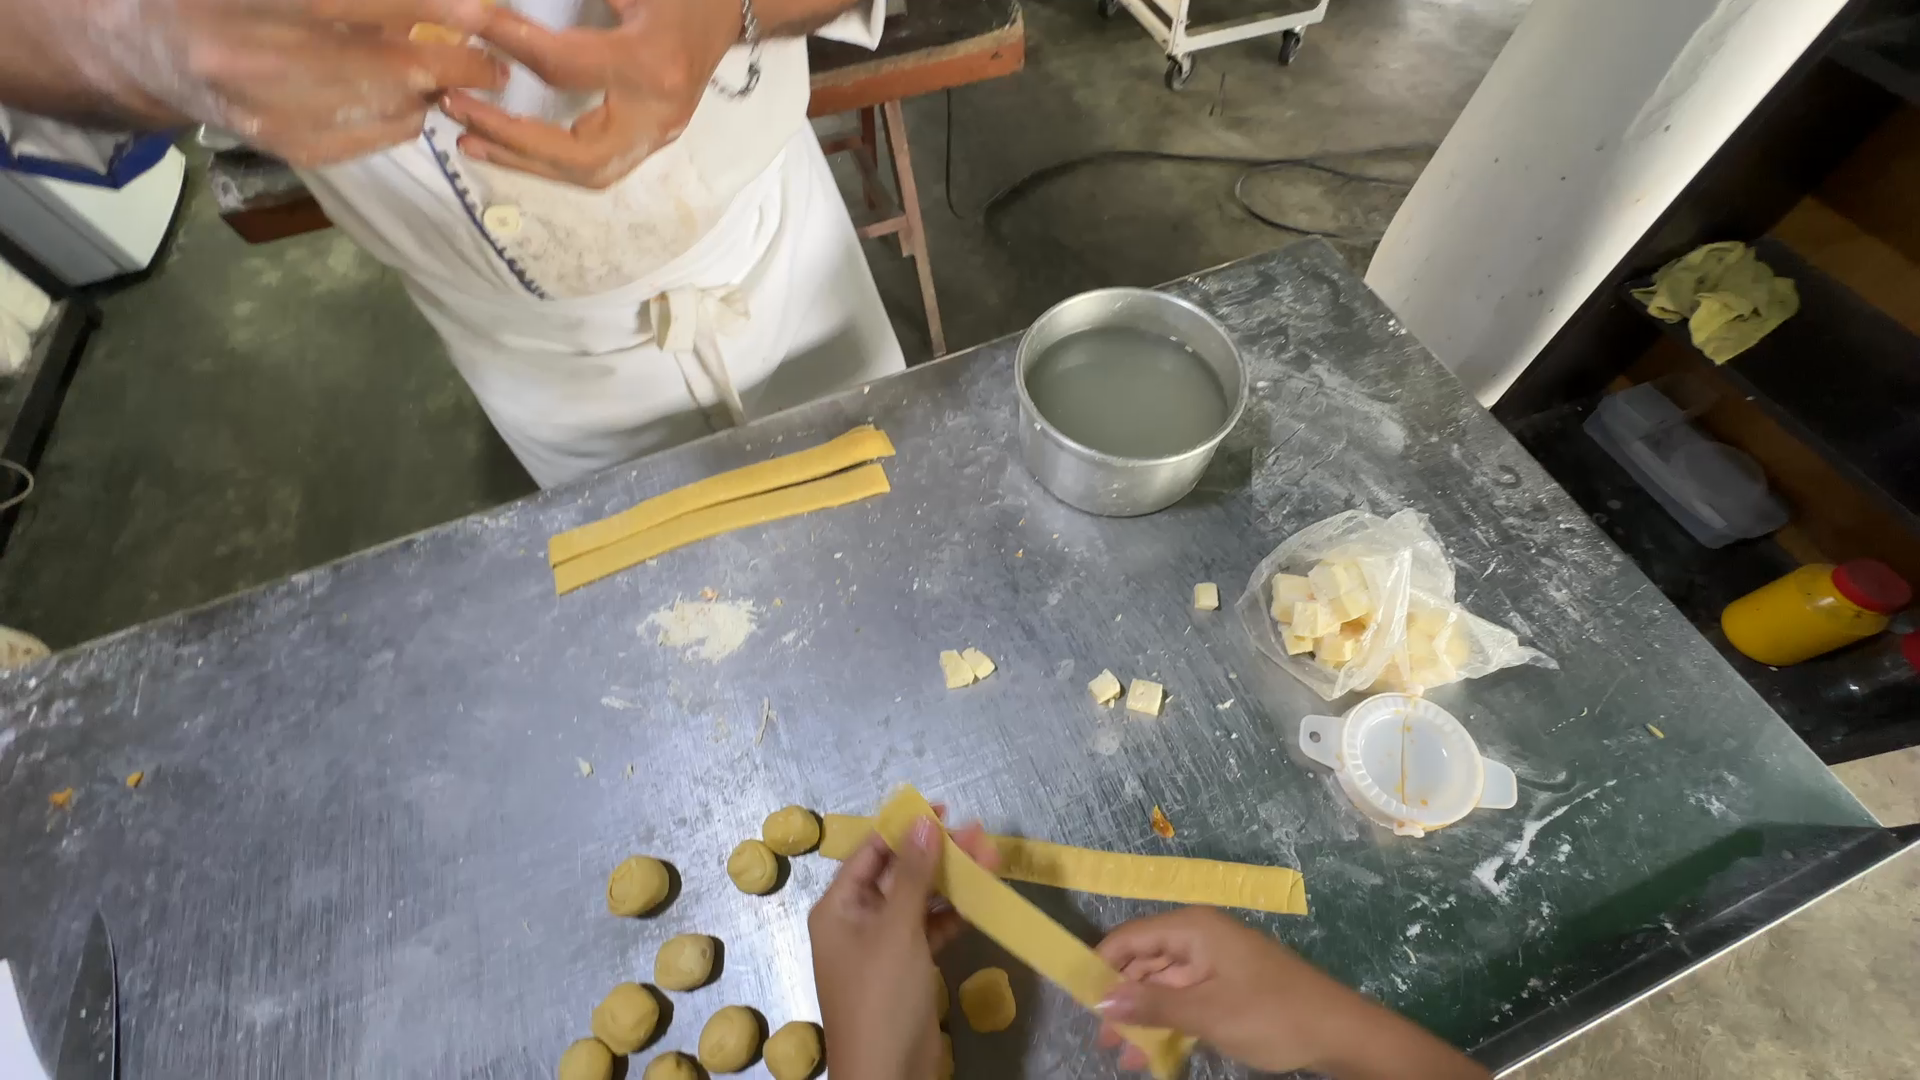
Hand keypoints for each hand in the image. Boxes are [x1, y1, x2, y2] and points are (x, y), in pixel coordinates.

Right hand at [70, 0, 505, 164]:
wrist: (149, 49)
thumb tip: (428, 7)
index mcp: (241, 0)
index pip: (346, 3)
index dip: (419, 9)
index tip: (477, 13)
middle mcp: (255, 58)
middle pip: (391, 69)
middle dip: (456, 65)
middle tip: (494, 59)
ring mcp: (279, 113)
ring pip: (398, 105)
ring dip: (434, 87)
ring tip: (444, 68)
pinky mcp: (300, 149)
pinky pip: (385, 132)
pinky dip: (408, 110)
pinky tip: (401, 92)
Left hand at [442, 0, 743, 187]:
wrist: (730, 12)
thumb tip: (483, 6)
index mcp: (651, 68)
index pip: (567, 68)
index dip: (510, 43)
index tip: (465, 20)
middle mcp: (656, 116)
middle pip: (580, 156)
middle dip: (514, 139)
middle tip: (456, 109)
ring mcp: (657, 136)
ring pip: (589, 174)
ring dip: (527, 163)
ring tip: (470, 141)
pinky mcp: (651, 141)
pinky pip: (597, 167)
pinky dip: (550, 162)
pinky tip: (512, 147)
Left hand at [808, 813, 999, 1079]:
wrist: (889, 1079)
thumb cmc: (881, 995)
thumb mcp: (896, 928)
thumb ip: (912, 872)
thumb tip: (922, 819)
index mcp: (839, 906)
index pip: (871, 851)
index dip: (904, 827)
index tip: (941, 809)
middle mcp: (858, 919)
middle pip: (899, 872)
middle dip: (938, 852)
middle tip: (977, 833)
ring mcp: (884, 944)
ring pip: (920, 898)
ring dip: (952, 880)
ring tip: (989, 857)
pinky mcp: (908, 965)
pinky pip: (930, 927)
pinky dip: (953, 913)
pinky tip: (981, 897)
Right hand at [1096, 908, 1487, 1079]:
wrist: (1343, 1035)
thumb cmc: (1271, 1014)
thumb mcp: (1208, 1012)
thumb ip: (1153, 1004)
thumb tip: (1100, 999)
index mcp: (1192, 928)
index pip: (1131, 937)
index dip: (1102, 964)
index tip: (1078, 998)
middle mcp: (1198, 937)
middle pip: (1145, 962)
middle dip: (1121, 998)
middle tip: (1100, 1039)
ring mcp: (1214, 962)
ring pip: (1164, 985)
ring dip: (1143, 1017)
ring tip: (1121, 1055)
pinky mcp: (1227, 986)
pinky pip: (1185, 999)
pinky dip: (1169, 1023)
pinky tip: (1154, 1053)